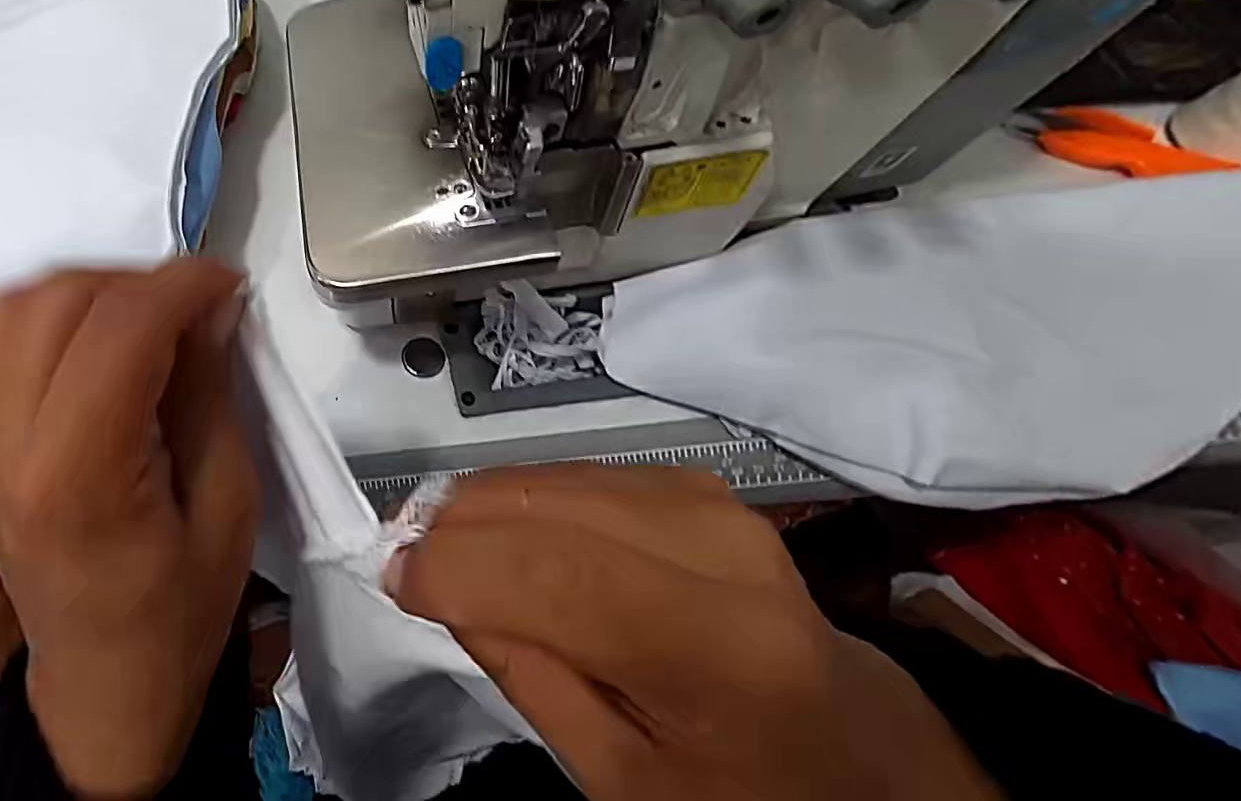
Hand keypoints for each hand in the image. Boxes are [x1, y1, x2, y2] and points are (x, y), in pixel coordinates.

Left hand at [0, 261, 256, 799]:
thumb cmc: (181, 603)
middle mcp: (9, 446)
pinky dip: (53, 310)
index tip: (229, 282)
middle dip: (138, 280)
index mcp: (79, 475)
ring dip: (92, 287)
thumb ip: (212, 392)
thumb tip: (213, 308)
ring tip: (151, 312)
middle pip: (56, 304)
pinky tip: (102, 334)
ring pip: (14, 306)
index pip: (118, 333)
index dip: (181, 287)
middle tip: (196, 303)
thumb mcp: (228, 498)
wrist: (106, 676)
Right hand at [387, 465, 999, 800]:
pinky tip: (501, 526)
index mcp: (717, 646)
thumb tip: (449, 585)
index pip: (556, 574)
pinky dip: (522, 495)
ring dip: (483, 502)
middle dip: (457, 522)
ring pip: (552, 475)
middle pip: (548, 505)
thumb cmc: (736, 786)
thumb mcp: (619, 775)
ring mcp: (706, 498)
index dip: (458, 564)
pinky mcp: (691, 479)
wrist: (846, 739)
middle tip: (405, 550)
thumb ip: (526, 670)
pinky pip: (575, 472)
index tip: (394, 573)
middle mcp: (717, 544)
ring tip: (443, 539)